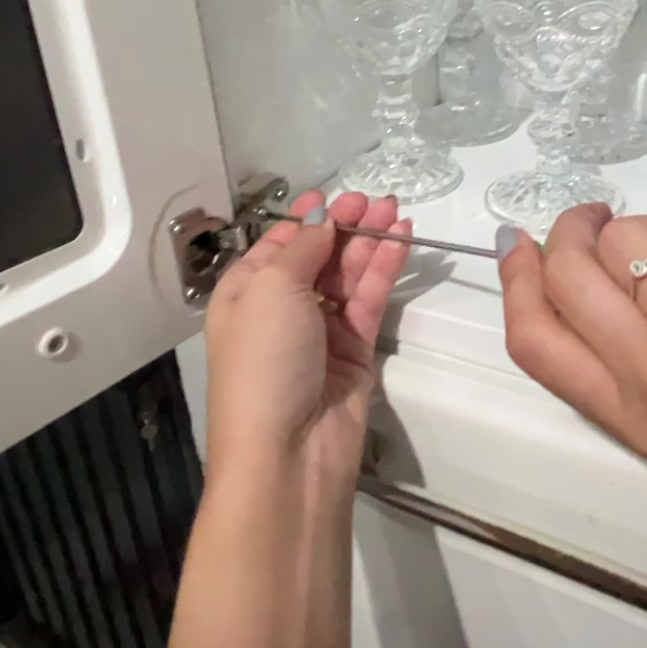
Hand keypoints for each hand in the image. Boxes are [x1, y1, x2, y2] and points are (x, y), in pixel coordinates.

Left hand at [205, 190, 410, 481]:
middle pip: (318, 254)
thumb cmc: (264, 360)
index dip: (307, 218)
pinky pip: (369, 299)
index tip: (335, 195)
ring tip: (394, 210)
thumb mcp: (272, 289)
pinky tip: (401, 239)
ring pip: (347, 274)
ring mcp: (319, 330)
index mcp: (246, 292)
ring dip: (369, 241)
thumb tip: (322, 216)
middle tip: (374, 199)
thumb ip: (304, 247)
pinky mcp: (354, 350)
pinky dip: (384, 269)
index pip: (279, 244)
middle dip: (345, 225)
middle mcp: (280, 308)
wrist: (288, 452)